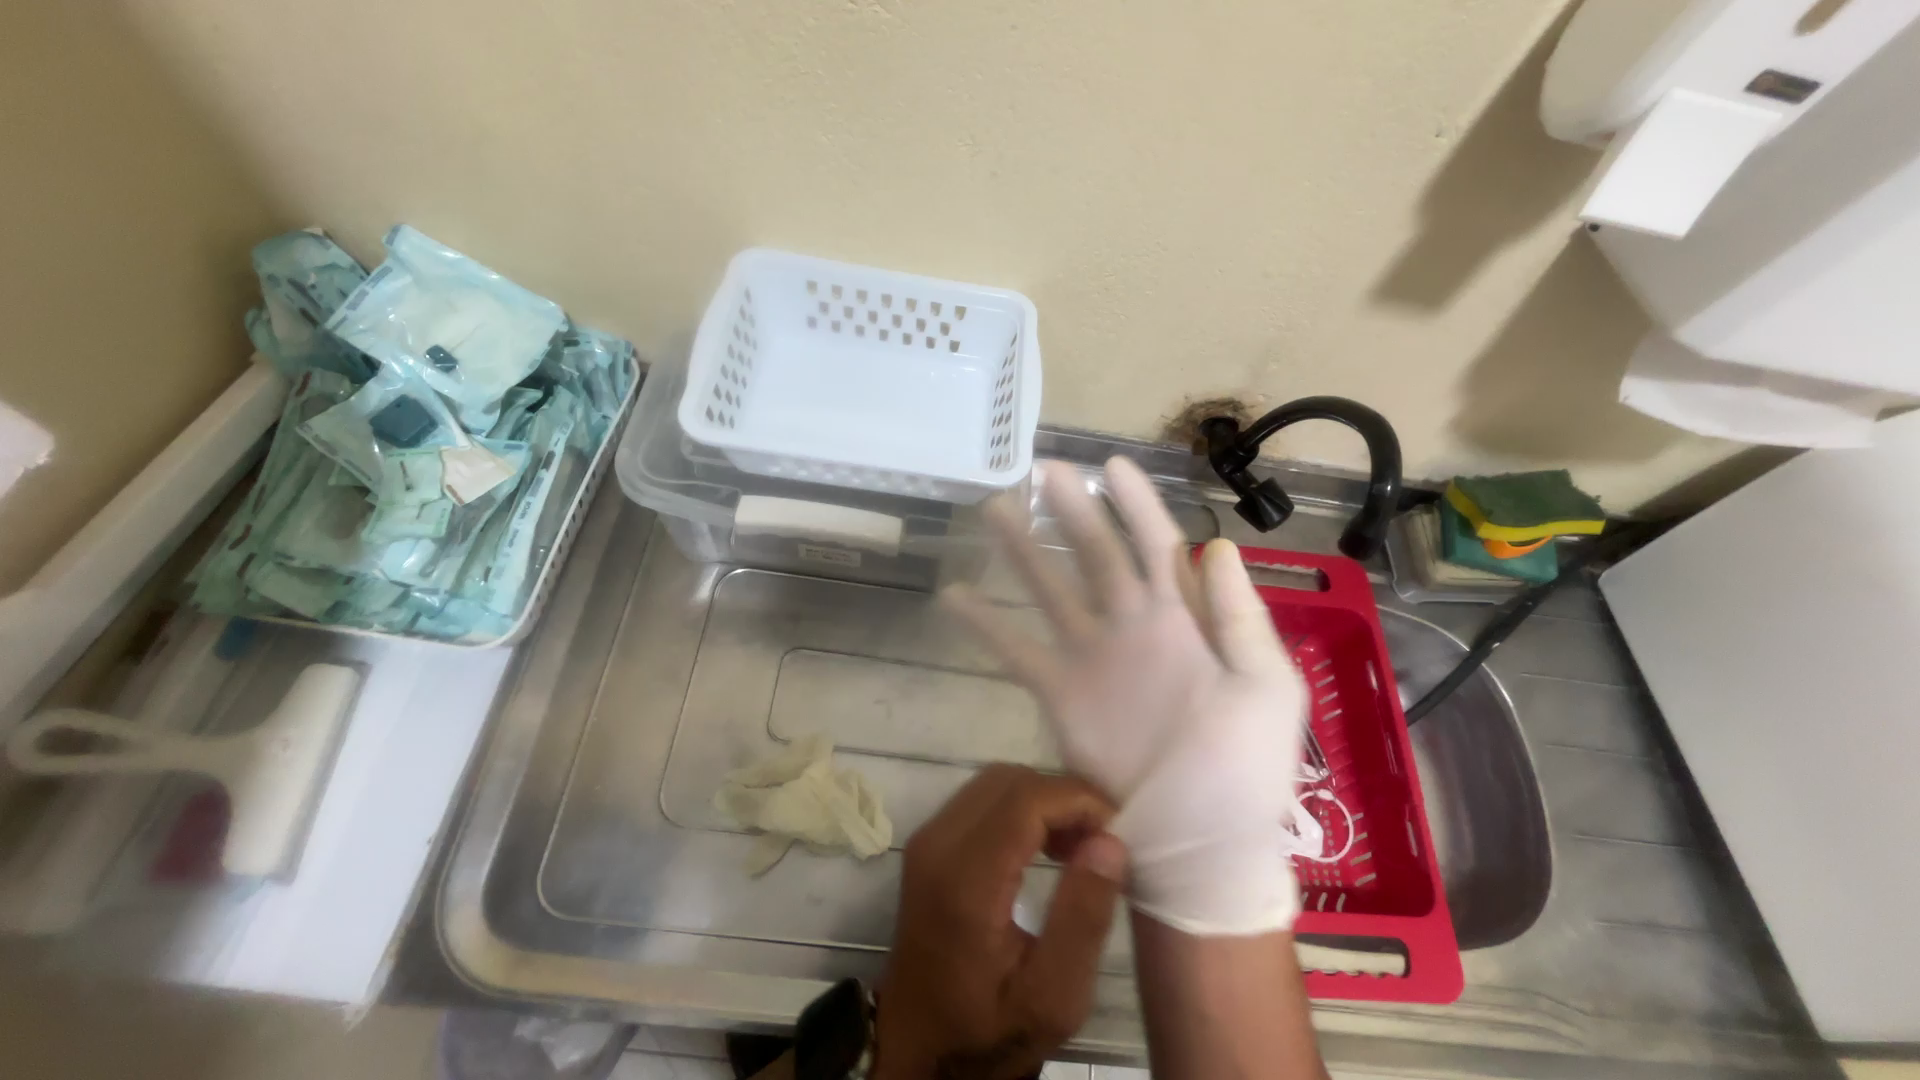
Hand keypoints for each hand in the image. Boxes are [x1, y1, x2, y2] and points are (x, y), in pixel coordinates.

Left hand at [875, 765, 1127, 1079]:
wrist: (917, 1046)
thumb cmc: (987, 1030)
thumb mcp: (1052, 998)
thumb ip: (1082, 918)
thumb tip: (1110, 842)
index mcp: (965, 881)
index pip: (1025, 799)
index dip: (1078, 800)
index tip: (1118, 830)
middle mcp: (938, 845)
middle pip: (1009, 780)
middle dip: (1064, 797)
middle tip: (1102, 841)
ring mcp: (927, 840)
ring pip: (995, 782)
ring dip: (1043, 800)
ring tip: (1079, 846)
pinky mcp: (928, 844)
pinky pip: (981, 799)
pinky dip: (1021, 808)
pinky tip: (1046, 847)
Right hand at [944, 458, 1308, 934]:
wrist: (1198, 843)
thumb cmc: (1244, 768)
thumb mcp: (1264, 686)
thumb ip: (1239, 618)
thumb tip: (1215, 545)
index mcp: (1185, 620)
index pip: (1158, 544)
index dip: (1137, 505)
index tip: (1112, 465)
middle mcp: (1133, 626)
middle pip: (1097, 554)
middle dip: (1074, 511)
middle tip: (1042, 470)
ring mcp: (1091, 658)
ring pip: (1051, 589)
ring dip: (1023, 551)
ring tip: (994, 509)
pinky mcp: (1058, 693)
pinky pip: (1015, 649)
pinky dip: (985, 623)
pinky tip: (955, 595)